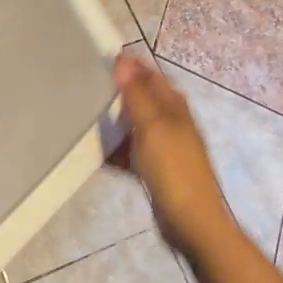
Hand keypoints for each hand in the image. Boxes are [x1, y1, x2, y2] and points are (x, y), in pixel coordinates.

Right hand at [108, 54, 230, 252]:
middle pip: (144, 100)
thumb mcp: (152, 127)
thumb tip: (123, 60)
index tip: (102, 60)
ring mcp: (166, 148)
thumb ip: (137, 94)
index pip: (152, 75)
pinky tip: (101, 154)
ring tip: (90, 118)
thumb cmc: (172, 169)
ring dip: (117, 122)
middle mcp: (173, 123)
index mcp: (175, 107)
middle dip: (121, 93)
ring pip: (137, 126)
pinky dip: (119, 150)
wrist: (192, 222)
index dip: (132, 66)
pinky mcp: (158, 170)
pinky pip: (134, 152)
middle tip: (90, 88)